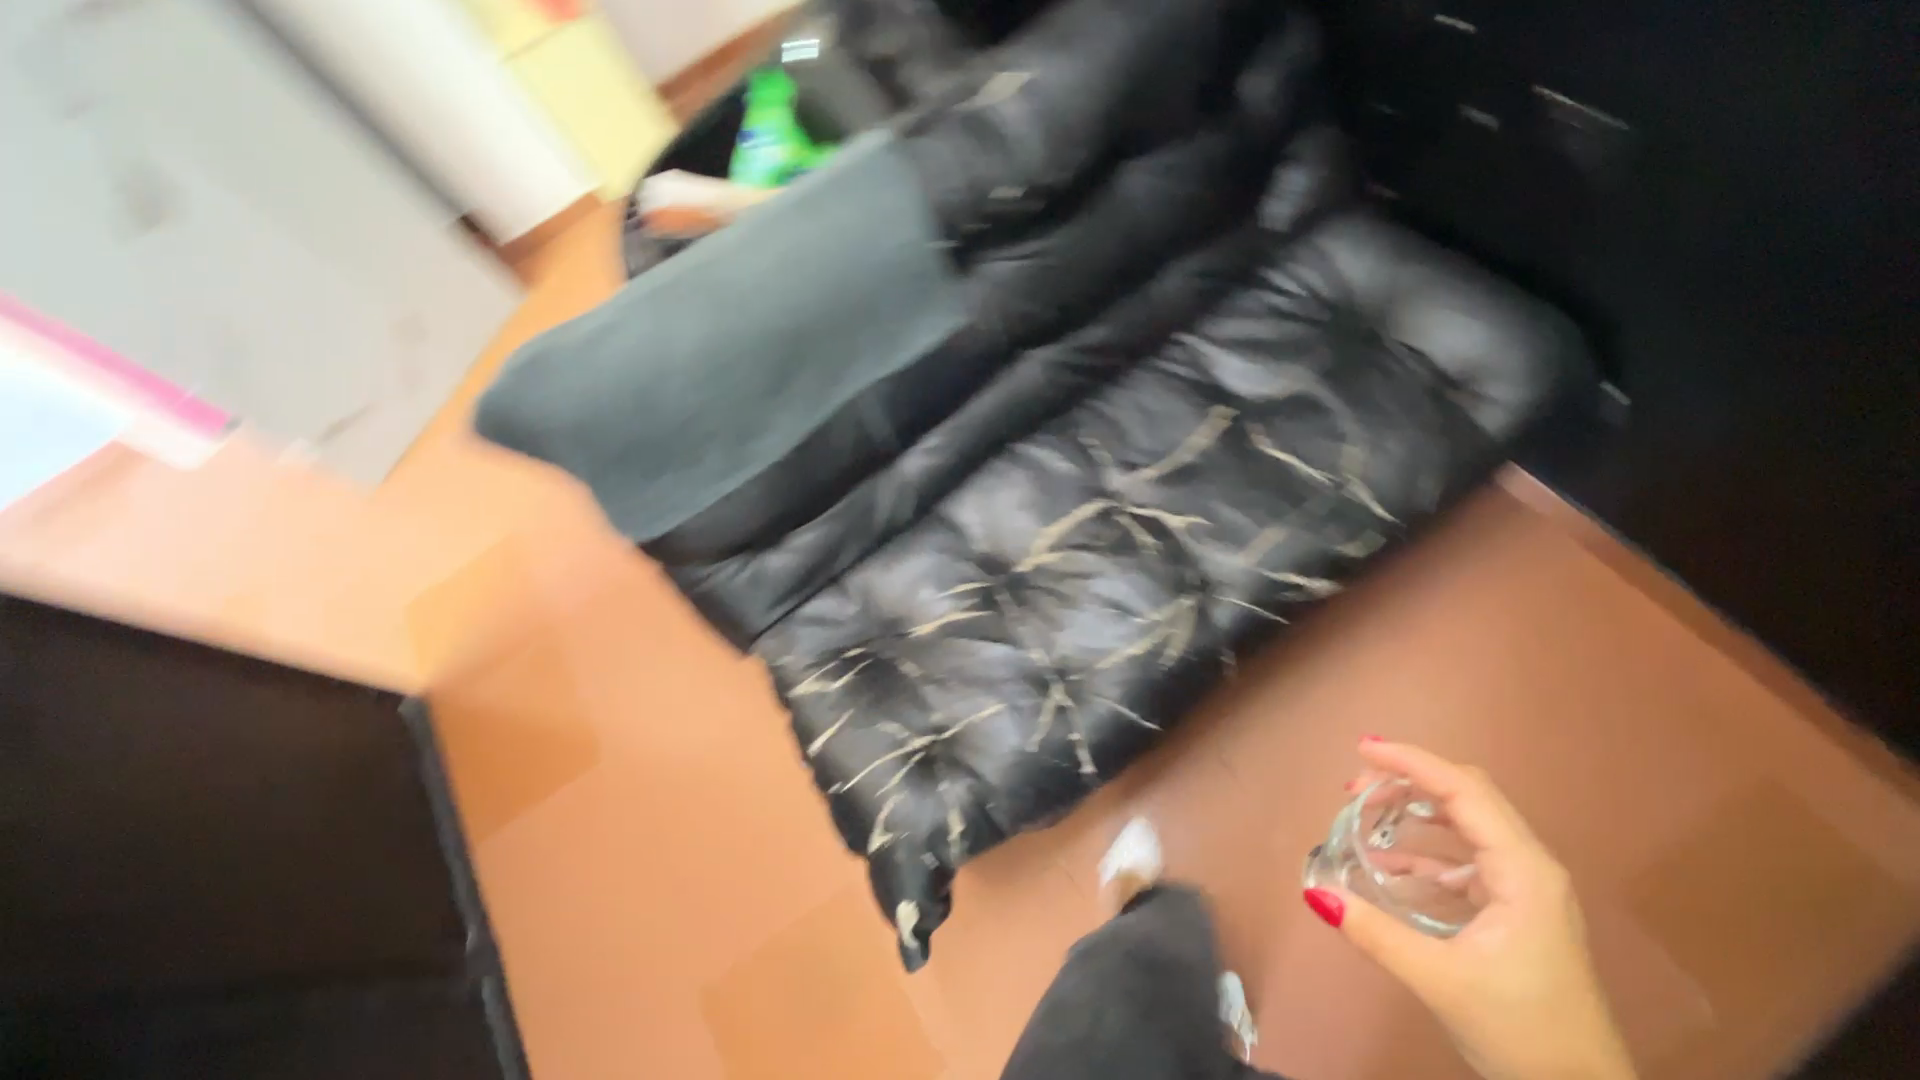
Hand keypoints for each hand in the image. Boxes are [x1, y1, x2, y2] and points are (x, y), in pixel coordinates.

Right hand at [1304, 740, 1636, 1079]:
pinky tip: (1391, 864)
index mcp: (1522, 871)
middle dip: (1411, 781)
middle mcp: (1530, 866)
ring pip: (1469, 824)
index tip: (1364, 749)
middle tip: (1355, 785)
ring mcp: (1527, 888)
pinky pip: (1468, 858)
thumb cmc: (1521, 1031)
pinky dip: (1428, 850)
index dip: (1412, 763)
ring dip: (1419, 811)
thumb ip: (1376, 933)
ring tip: (1367, 813)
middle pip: (1469, 797)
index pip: (1464, 792)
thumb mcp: (1440, 979)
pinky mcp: (1517, 909)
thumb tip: (1316, 892)